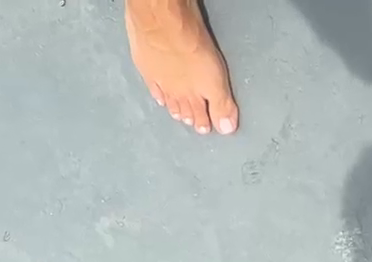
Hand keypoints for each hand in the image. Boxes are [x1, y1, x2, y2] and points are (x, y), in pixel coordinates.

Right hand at [126, 0, 239, 133]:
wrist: (162, 22)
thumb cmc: (192, 49)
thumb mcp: (216, 80)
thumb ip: (221, 105)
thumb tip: (226, 130)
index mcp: (194, 95)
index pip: (201, 114)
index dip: (204, 122)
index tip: (205, 130)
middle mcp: (176, 91)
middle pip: (184, 108)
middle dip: (190, 117)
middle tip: (191, 123)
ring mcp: (159, 78)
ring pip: (168, 99)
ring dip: (174, 108)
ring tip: (178, 116)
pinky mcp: (145, 64)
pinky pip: (152, 85)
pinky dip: (157, 94)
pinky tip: (159, 98)